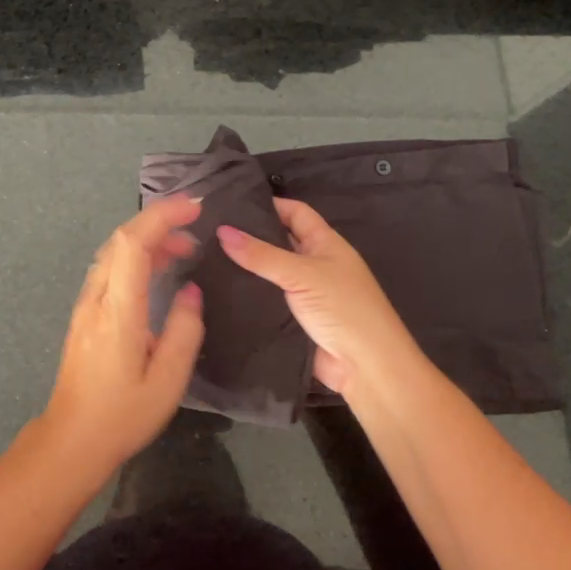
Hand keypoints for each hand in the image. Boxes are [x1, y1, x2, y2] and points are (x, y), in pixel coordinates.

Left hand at [40, 198, 206, 473]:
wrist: (71, 440)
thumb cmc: (122, 415)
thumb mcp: (167, 382)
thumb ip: (184, 331)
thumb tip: (191, 290)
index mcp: (118, 310)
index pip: (133, 244)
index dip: (162, 216)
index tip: (194, 208)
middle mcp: (97, 298)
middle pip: (121, 239)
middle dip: (158, 219)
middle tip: (195, 219)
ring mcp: (86, 304)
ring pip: (114, 251)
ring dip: (148, 237)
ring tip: (184, 246)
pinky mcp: (85, 313)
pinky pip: (110, 267)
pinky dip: (136, 255)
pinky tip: (157, 268)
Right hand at [218, 198, 417, 395]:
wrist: (366, 367)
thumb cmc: (343, 308)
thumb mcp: (302, 274)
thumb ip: (261, 254)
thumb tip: (222, 231)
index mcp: (325, 243)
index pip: (295, 212)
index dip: (269, 204)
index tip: (232, 202)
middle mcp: (314, 263)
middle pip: (279, 241)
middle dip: (250, 235)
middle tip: (208, 228)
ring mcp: (304, 292)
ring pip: (269, 272)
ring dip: (245, 267)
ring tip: (205, 255)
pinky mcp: (293, 319)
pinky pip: (267, 300)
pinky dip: (247, 295)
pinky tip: (218, 289)